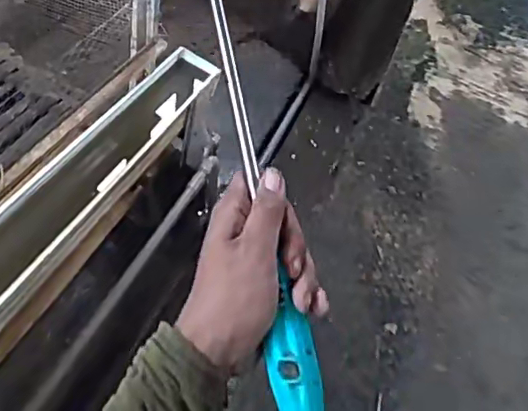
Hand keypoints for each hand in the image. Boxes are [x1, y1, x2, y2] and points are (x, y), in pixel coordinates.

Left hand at [175, 166, 328, 371]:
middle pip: (284, 224)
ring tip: (298, 301)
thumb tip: (272, 175)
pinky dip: (304, 296)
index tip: (285, 226)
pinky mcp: (266, 287)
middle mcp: (243, 234)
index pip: (260, 187)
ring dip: (303, 280)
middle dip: (296, 250)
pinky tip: (308, 310)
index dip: (279, 202)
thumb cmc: (230, 301)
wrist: (220, 352)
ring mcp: (255, 262)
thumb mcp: (255, 250)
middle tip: (290, 270)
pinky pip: (293, 282)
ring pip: (292, 255)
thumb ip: (267, 211)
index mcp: (233, 216)